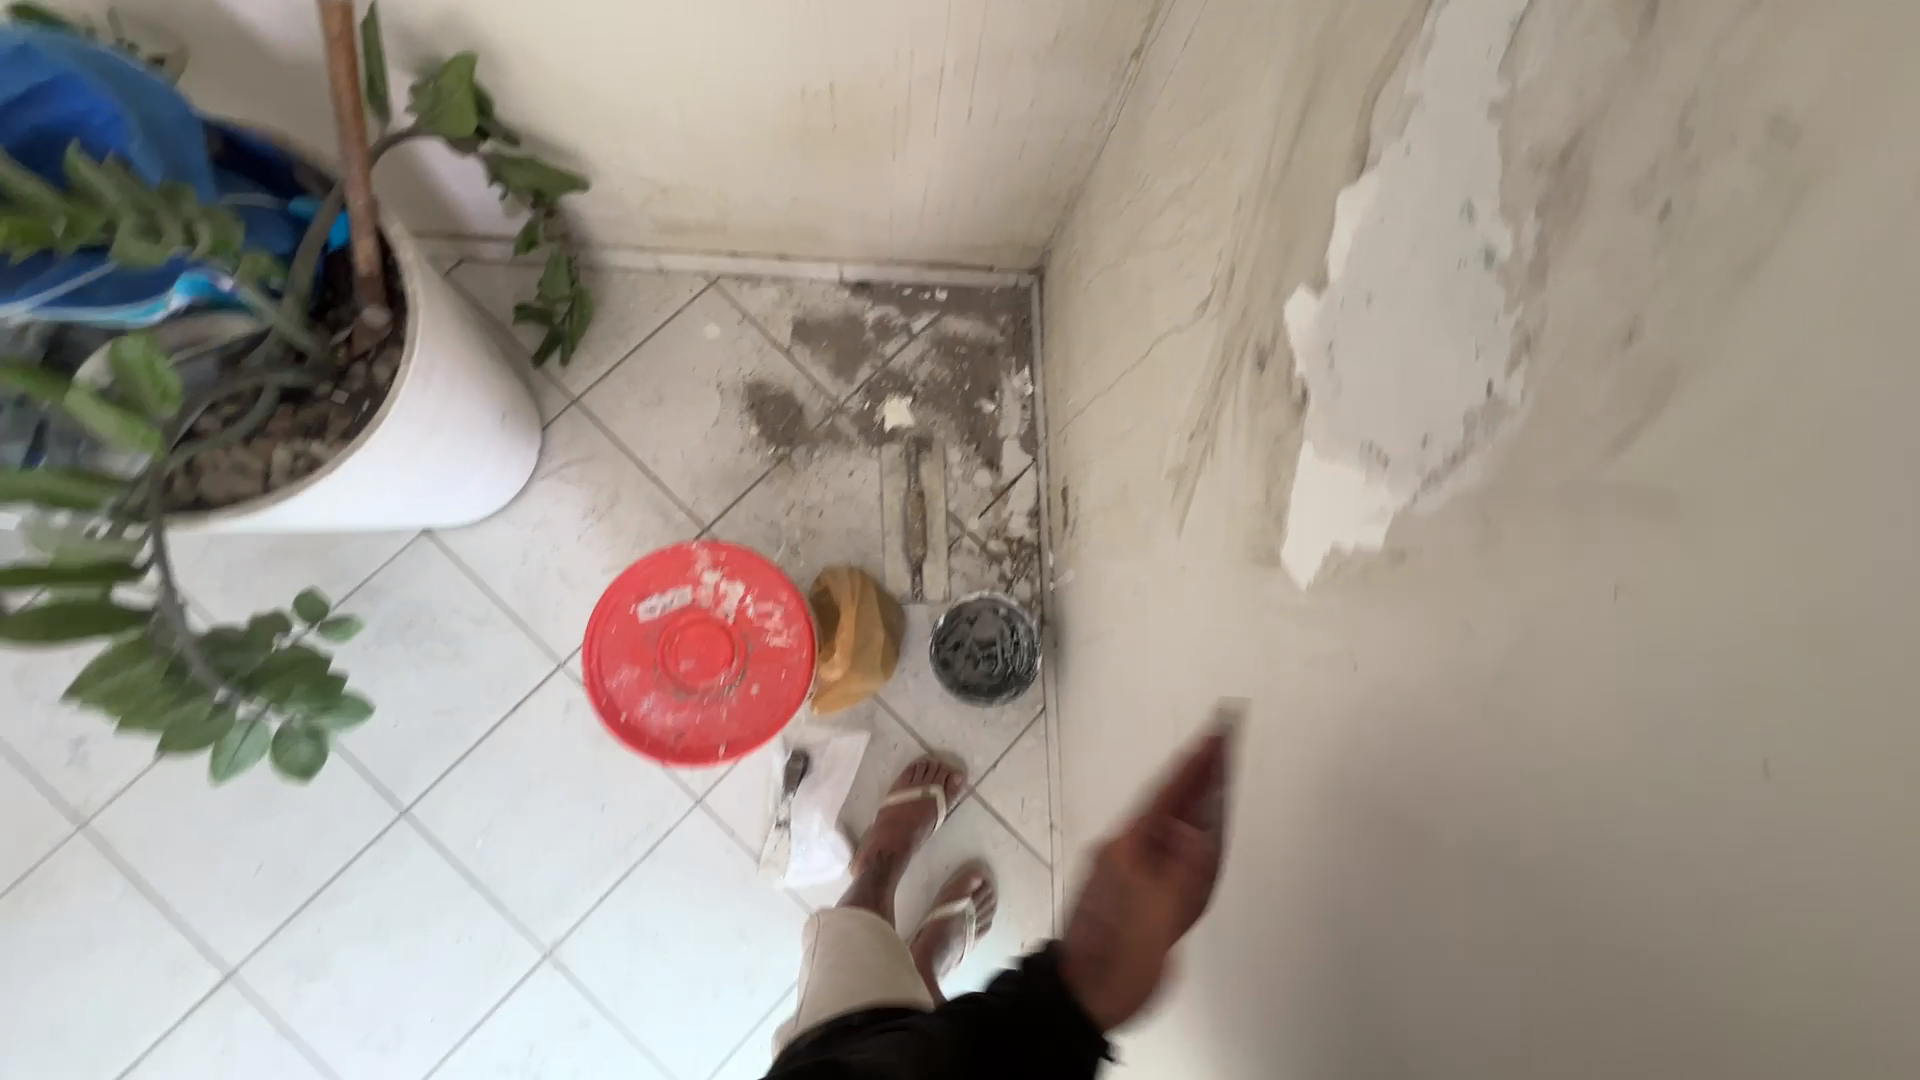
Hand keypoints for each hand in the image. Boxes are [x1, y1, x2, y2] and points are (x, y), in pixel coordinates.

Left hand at [1060, 709, 1236, 1030]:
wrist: (1080, 995)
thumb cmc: (1115, 963)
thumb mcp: (1156, 921)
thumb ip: (1181, 873)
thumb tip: (1195, 831)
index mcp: (1128, 849)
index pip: (1167, 794)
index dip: (1194, 763)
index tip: (1214, 734)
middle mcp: (1123, 848)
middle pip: (1166, 802)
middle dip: (1195, 773)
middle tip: (1219, 741)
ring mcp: (1123, 864)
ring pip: (1164, 822)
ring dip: (1188, 796)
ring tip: (1212, 769)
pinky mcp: (1128, 883)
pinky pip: (1160, 845)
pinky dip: (1181, 828)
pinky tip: (1192, 825)